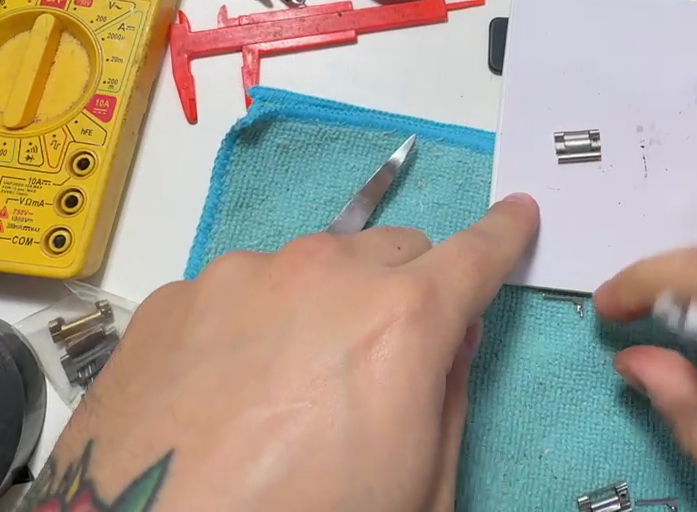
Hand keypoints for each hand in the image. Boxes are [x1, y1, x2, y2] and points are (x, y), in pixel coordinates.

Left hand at [21, 194, 538, 511]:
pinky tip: (215, 397)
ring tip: (279, 394)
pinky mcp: (176, 295)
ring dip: (320, 306)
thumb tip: (451, 335)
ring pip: (312, 266)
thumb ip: (449, 397)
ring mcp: (242, 275)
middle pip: (394, 249)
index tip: (519, 212)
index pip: (476, 254)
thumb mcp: (419, 493)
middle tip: (377, 362)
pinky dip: (249, 326)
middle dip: (403, 291)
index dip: (505, 234)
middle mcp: (323, 271)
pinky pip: (239, 292)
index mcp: (400, 320)